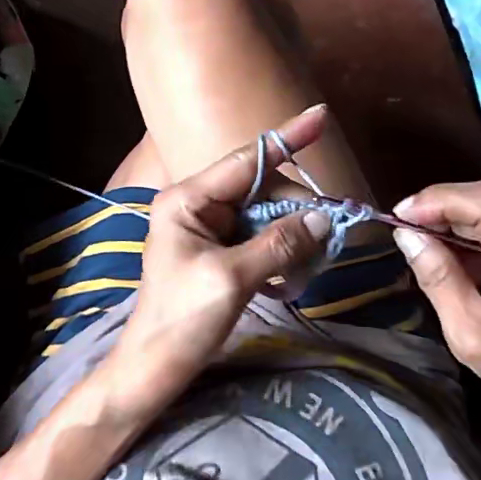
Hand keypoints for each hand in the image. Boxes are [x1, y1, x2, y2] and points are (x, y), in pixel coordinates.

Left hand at [97, 106, 336, 420]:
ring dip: (292, 242)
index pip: (245, 160)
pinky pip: (261, 240)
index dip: (287, 139)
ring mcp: (208, 228)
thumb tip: (323, 218)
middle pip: (263, 191)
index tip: (323, 114)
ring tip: (301, 277)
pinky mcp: (219, 251)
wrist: (155, 366)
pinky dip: (280, 258)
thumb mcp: (232, 279)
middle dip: (297, 214)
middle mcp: (197, 205)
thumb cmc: (182, 319)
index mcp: (187, 199)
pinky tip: (285, 285)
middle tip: (325, 245)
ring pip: (267, 217)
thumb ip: (278, 244)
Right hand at [390, 182, 480, 422]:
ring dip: (449, 221)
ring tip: (429, 253)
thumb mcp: (468, 336)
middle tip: (405, 234)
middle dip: (438, 208)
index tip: (400, 216)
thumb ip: (439, 281)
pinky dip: (465, 229)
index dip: (440, 200)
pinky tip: (455, 258)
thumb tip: (406, 234)